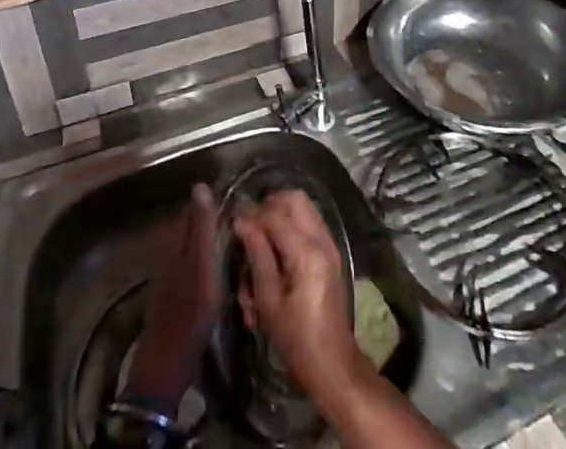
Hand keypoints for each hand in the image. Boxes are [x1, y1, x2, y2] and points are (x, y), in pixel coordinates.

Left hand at [125, 183, 222, 404]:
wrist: (168, 359)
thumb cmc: (189, 310)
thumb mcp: (202, 265)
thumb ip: (201, 227)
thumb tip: (201, 185)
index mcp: (173, 238)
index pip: (195, 206)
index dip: (217, 203)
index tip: (244, 207)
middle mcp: (167, 248)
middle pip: (194, 225)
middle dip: (216, 222)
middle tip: (247, 229)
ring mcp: (169, 269)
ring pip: (195, 244)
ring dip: (215, 243)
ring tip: (241, 248)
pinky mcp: (174, 287)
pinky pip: (195, 263)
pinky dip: (210, 262)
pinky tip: (225, 271)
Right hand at [231, 189, 371, 408]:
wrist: (333, 365)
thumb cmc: (295, 338)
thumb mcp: (268, 300)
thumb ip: (257, 254)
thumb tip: (242, 221)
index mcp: (307, 254)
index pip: (275, 214)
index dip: (251, 213)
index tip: (232, 221)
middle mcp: (323, 241)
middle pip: (295, 198)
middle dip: (268, 206)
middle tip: (249, 228)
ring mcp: (330, 246)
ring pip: (303, 208)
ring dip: (279, 217)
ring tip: (260, 245)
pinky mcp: (330, 254)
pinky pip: (308, 225)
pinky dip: (290, 230)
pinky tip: (274, 256)